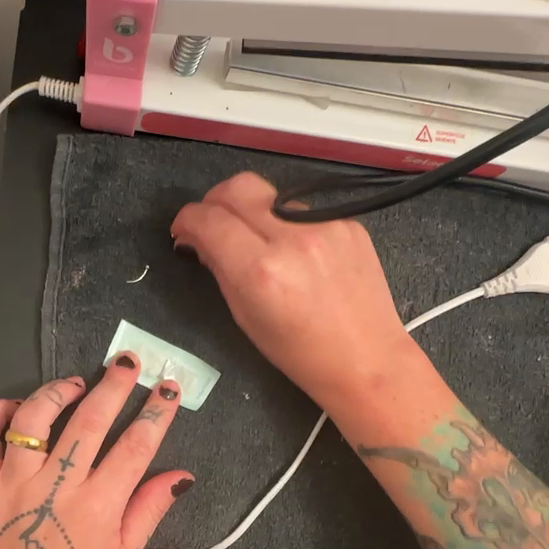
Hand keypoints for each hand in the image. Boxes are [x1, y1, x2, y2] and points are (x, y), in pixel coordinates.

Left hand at [0, 356, 192, 548]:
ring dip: (59, 391)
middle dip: (114, 386)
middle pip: (90, 421)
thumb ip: (150, 510)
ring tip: (77, 384)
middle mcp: (57, 487)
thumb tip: (182, 475)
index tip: (167, 389)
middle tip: (127, 363)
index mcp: (98, 507)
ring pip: (34, 418)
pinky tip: (19, 406)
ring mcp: (13, 482)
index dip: (157, 413)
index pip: (136, 446)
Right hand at [171, 172, 416, 409]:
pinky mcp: (349, 223)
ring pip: (270, 196)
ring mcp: (325, 226)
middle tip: (211, 224)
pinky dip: (288, 225)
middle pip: (237, 187)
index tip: (183, 229)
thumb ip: (220, 270)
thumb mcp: (245, 318)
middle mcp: (292, 239)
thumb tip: (199, 239)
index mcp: (260, 271)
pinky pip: (303, 211)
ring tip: (257, 244)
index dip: (187, 219)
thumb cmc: (300, 354)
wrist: (366, 360)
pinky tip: (295, 254)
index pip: (209, 219)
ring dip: (253, 212)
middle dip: (214, 201)